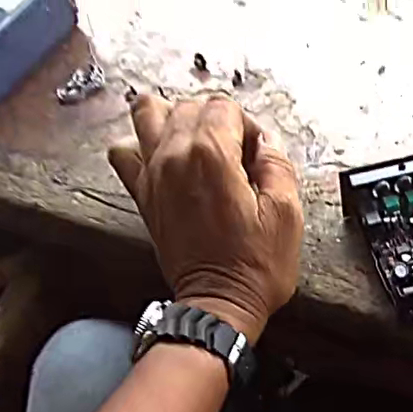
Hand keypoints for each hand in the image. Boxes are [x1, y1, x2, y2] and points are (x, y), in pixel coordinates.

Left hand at [109, 95, 303, 340]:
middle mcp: (175, 155)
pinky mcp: (144, 197)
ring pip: (148, 113)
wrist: (221, 305)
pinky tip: (166, 163)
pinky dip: (142, 147)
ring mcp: (154, 175)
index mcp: (211, 155)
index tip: (261, 158)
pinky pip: (125, 151)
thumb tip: (268, 145)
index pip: (226, 108)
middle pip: (189, 106)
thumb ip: (280, 168)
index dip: (250, 128)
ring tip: (199, 149)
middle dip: (219, 125)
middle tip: (239, 160)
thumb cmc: (254, 269)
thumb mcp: (287, 217)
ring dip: (175, 120)